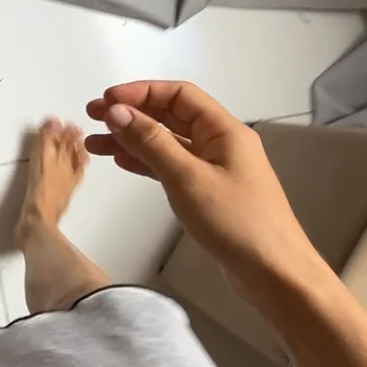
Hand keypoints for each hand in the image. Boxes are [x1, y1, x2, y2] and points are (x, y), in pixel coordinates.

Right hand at [83, 81, 329, 301]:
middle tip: (93, 116)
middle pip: (169, 116)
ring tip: (95, 143)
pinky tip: (120, 161)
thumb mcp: (186, 177)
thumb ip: (150, 141)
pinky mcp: (206, 190)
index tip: (106, 101)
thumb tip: (116, 110)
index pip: (178, 95)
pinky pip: (169, 164)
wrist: (274, 274)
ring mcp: (213, 167)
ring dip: (131, 139)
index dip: (140, 92)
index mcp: (224, 131)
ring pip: (165, 142)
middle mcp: (219, 143)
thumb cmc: (234, 221)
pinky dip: (143, 160)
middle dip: (131, 113)